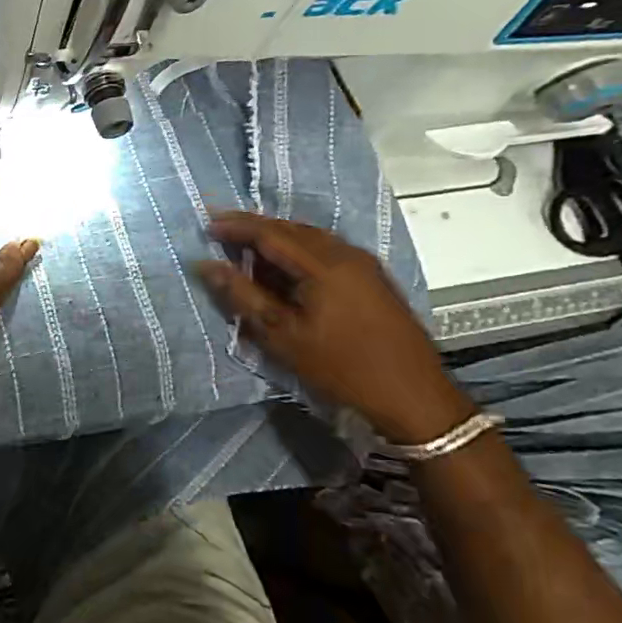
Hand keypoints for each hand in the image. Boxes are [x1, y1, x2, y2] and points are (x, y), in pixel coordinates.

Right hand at [195, 211, 475, 444]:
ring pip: (310, 236)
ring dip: (275, 235)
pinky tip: (284, 261)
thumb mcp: (282, 335)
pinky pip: (325, 247)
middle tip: (220, 227)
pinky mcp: (372, 277)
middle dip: (253, 225)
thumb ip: (242, 295)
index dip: (235, 227)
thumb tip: (206, 265)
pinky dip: (297, 246)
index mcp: (324, 264)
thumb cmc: (341, 367)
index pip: (269, 233)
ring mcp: (364, 263)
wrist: (415, 397)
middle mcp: (345, 254)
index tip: (206, 225)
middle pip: (290, 228)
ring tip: (245, 242)